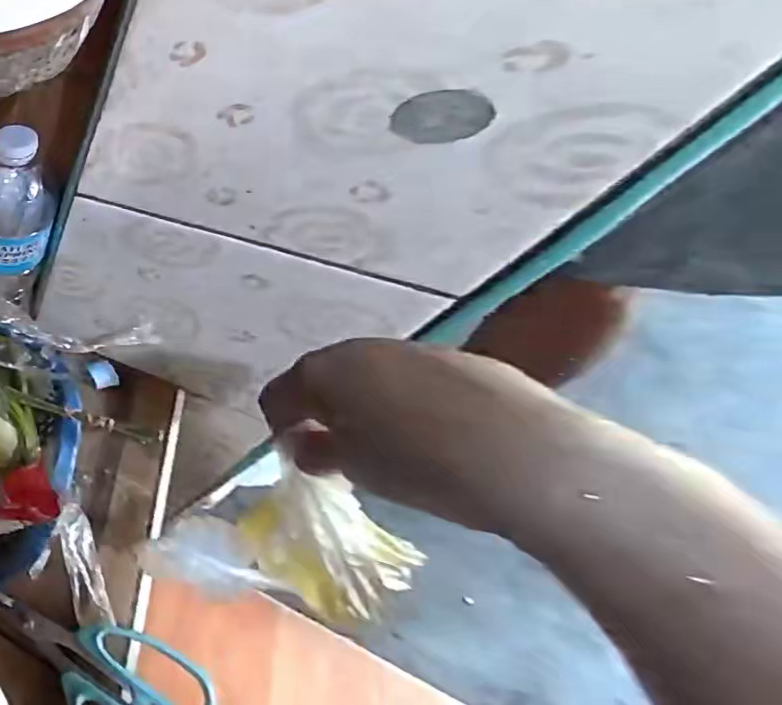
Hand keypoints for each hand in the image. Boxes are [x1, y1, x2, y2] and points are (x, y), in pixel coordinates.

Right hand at [259, 339, 597, 535]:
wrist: (540, 461)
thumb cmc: (425, 465)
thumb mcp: (359, 470)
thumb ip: (322, 452)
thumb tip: (309, 448)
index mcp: (323, 370)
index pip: (280, 394)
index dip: (282, 425)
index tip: (297, 455)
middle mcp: (362, 349)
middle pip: (331, 379)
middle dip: (330, 411)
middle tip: (345, 451)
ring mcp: (418, 351)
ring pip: (380, 378)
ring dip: (377, 406)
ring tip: (403, 448)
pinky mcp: (471, 363)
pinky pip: (428, 384)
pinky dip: (424, 406)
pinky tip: (451, 440)